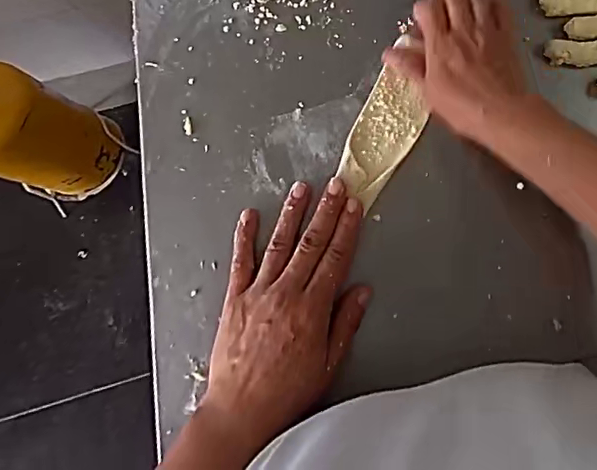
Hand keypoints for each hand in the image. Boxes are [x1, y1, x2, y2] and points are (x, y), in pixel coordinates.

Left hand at [190, 178, 369, 460]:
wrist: (240, 411)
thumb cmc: (285, 393)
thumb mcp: (327, 366)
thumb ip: (345, 324)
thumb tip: (361, 291)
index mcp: (311, 309)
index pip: (334, 259)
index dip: (346, 229)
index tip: (354, 206)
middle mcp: (286, 292)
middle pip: (311, 243)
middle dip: (326, 211)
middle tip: (335, 186)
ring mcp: (258, 290)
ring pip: (279, 243)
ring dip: (292, 213)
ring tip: (302, 188)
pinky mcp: (235, 295)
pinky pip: (241, 259)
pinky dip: (244, 235)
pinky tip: (249, 214)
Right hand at [382, 0, 545, 145]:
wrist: (505, 115)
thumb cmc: (464, 108)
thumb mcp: (429, 91)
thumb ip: (410, 67)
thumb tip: (390, 53)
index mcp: (440, 44)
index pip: (426, 7)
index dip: (421, 8)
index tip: (421, 22)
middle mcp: (463, 30)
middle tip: (439, 5)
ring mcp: (487, 30)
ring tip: (460, 5)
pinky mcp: (507, 35)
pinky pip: (501, 7)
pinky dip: (491, 4)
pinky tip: (485, 13)